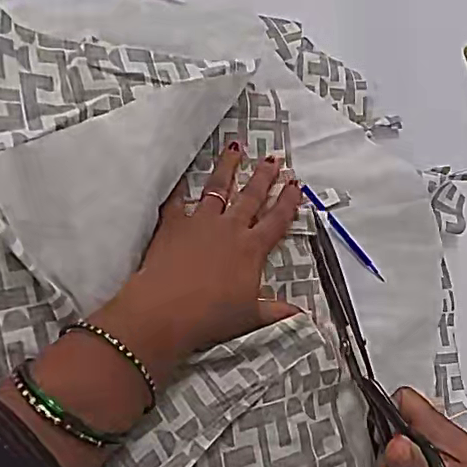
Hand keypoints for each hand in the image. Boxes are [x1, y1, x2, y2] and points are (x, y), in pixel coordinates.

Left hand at [95, 144, 303, 372]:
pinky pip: (177, 201)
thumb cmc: (211, 315)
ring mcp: (201, 223)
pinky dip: (179, 188)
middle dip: (264, 176)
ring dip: (228, 168)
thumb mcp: (250, 316)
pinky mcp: (174, 225)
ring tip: (234, 150)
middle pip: (251, 197)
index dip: (288, 202)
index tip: (295, 184)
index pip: (276, 220)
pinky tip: (181, 177)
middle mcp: (230, 229)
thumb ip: (275, 311)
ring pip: (218, 188)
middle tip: (273, 159)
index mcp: (251, 250)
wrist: (167, 310)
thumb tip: (299, 315)